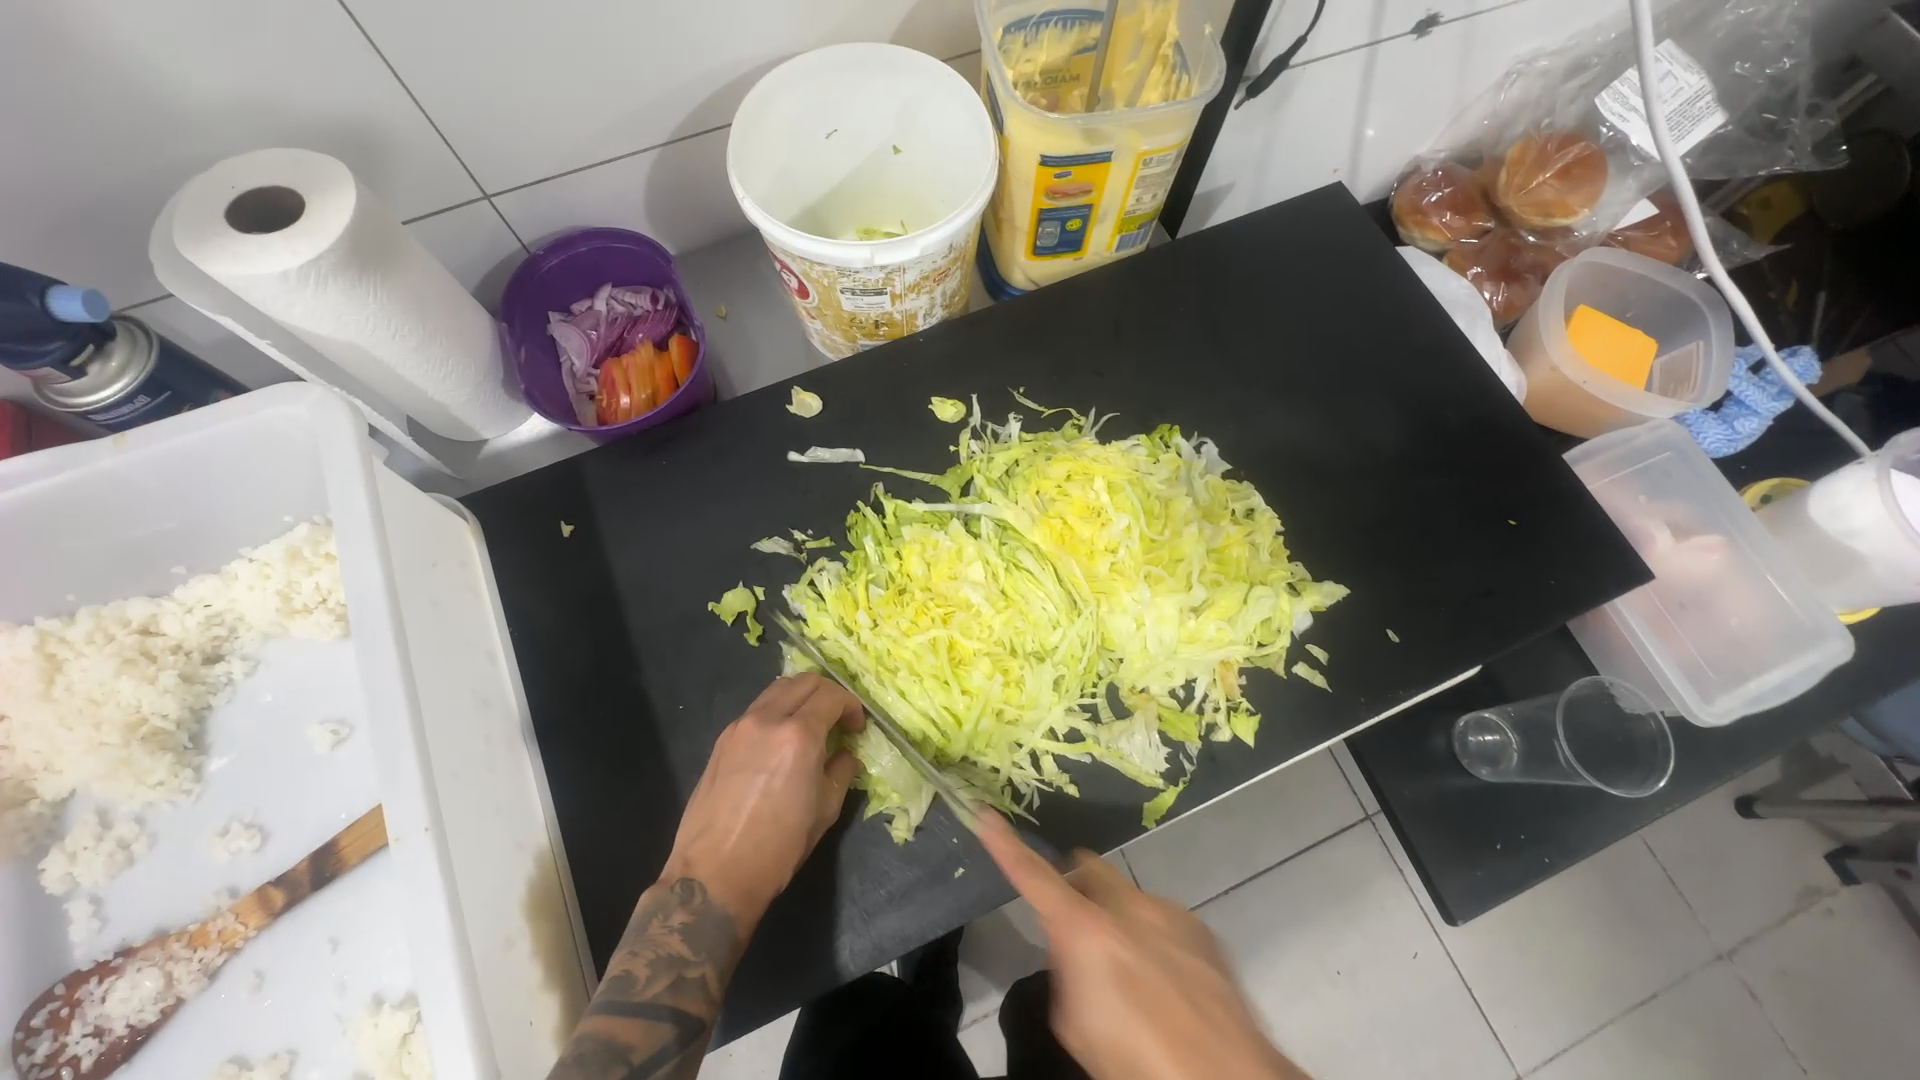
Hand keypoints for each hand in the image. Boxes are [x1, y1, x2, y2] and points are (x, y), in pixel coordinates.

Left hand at [661, 674, 865, 928]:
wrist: (716, 873)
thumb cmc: (779, 847)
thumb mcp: (825, 810)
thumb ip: (841, 771)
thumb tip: (846, 754)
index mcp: (799, 735)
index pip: (832, 695)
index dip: (852, 706)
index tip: (857, 728)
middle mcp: (767, 720)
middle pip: (804, 681)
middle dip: (828, 694)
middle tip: (838, 720)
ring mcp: (739, 727)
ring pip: (776, 690)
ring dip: (800, 698)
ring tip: (811, 726)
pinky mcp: (721, 741)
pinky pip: (756, 710)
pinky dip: (777, 712)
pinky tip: (782, 742)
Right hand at [976, 814, 1309, 1079]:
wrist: (1222, 1078)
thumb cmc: (1132, 1058)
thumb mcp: (1073, 1021)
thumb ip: (1064, 970)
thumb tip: (1071, 951)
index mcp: (1084, 929)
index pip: (1032, 874)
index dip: (1004, 844)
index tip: (985, 814)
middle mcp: (1127, 906)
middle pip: (1086, 867)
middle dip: (1074, 888)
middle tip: (1074, 932)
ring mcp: (1169, 913)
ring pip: (1127, 897)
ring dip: (1116, 921)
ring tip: (1131, 977)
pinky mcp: (1202, 931)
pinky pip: (1162, 919)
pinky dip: (1152, 939)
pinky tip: (1165, 984)